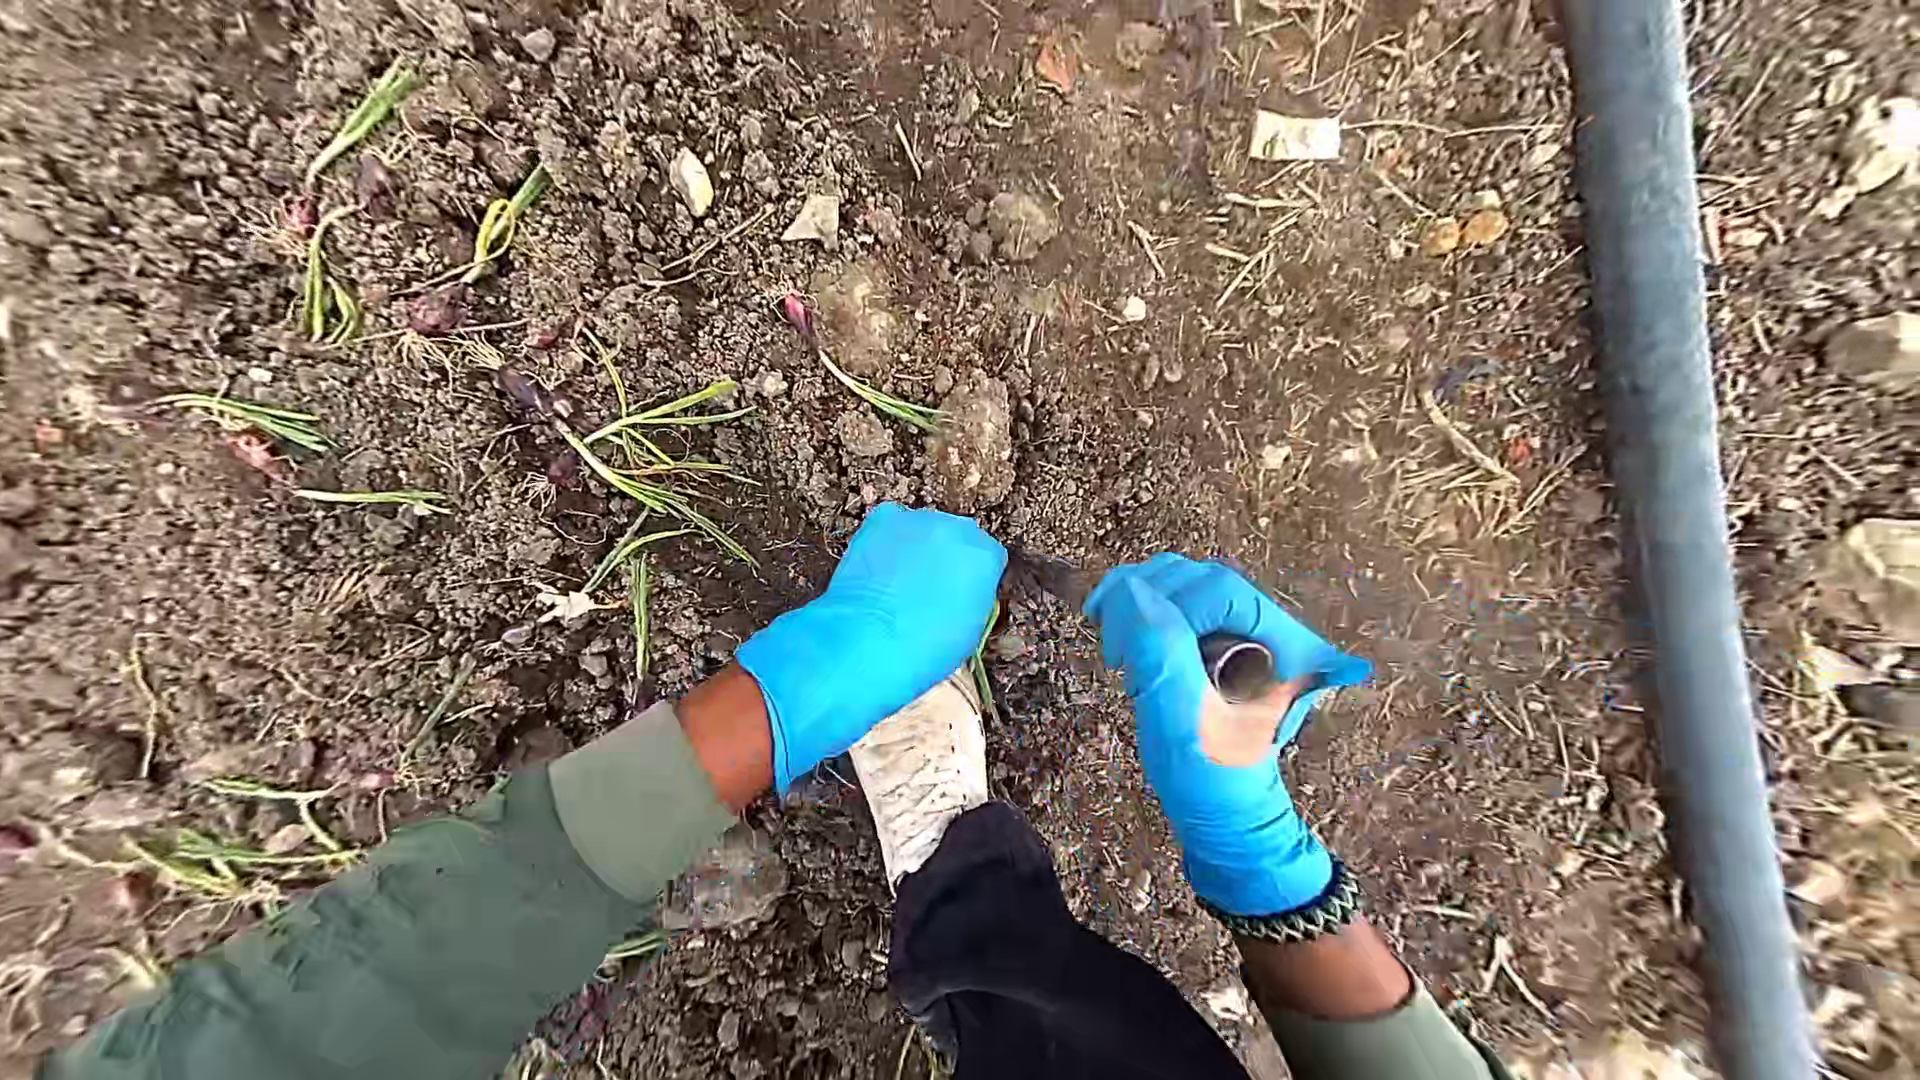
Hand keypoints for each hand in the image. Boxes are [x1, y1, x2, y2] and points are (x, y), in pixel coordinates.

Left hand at [737, 503, 1005, 790]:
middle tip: (929, 587)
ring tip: (900, 580)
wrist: (868, 643)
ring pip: (925, 528)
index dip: (974, 577)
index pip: (989, 557)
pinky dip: (888, 538)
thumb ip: (975, 596)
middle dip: (947, 558)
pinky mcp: (883, 520)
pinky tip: (882, 565)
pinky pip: (892, 523)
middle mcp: (957, 529)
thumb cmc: (922, 648)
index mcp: (985, 556)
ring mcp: (918, 520)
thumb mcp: (970, 630)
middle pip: (958, 537)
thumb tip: (964, 589)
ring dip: (918, 546)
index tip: (961, 592)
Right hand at [1085, 554, 1368, 915]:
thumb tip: (1130, 587)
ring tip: (1119, 650)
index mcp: (1288, 648)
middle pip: (1198, 579)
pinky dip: (1137, 608)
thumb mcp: (1181, 719)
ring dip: (1136, 604)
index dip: (1163, 610)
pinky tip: (1120, 636)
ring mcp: (1244, 630)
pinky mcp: (1216, 635)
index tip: (1124, 655)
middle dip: (1145, 604)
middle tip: (1116, 653)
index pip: (1218, 590)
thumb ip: (1160, 649)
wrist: (1219, 811)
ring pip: (1181, 582)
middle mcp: (1272, 628)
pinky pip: (1172, 598)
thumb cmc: (1207, 776)